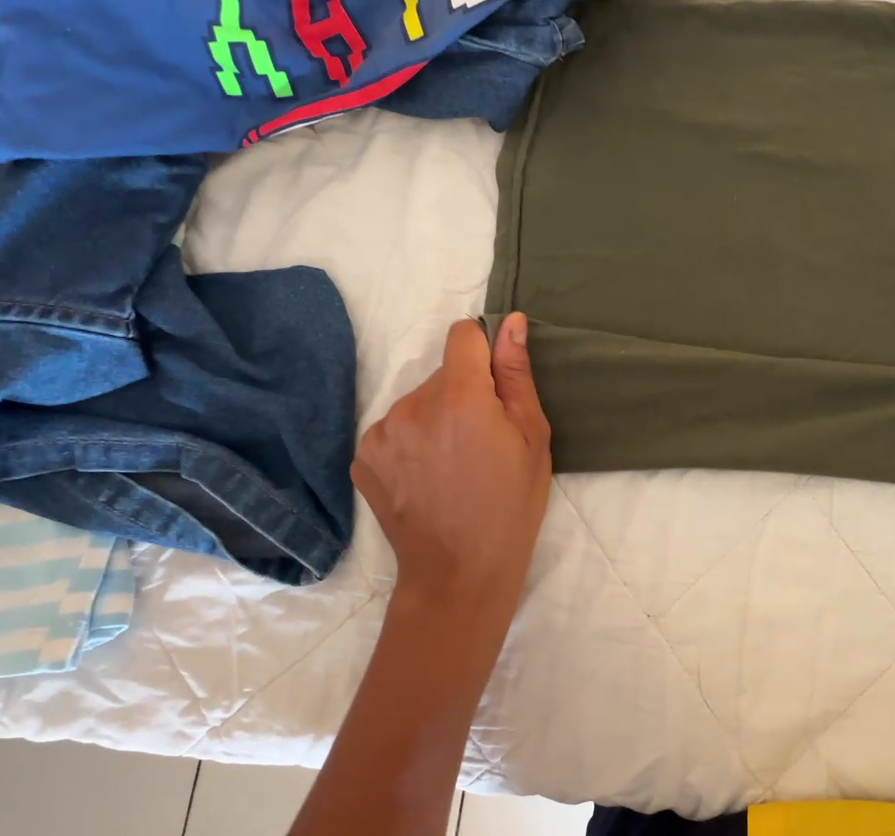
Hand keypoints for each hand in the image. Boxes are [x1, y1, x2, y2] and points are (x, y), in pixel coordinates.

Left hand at [353, 312, 551, 606]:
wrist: (458, 572)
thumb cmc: (511, 503)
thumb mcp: (532, 435)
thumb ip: (516, 373)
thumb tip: (510, 320)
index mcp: (460, 396)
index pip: (463, 335)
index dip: (484, 350)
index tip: (496, 384)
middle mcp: (412, 404)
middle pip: (444, 373)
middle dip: (465, 393)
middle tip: (484, 440)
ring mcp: (381, 432)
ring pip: (419, 402)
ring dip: (437, 418)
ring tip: (455, 463)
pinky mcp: (362, 457)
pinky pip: (395, 429)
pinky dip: (412, 442)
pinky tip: (428, 477)